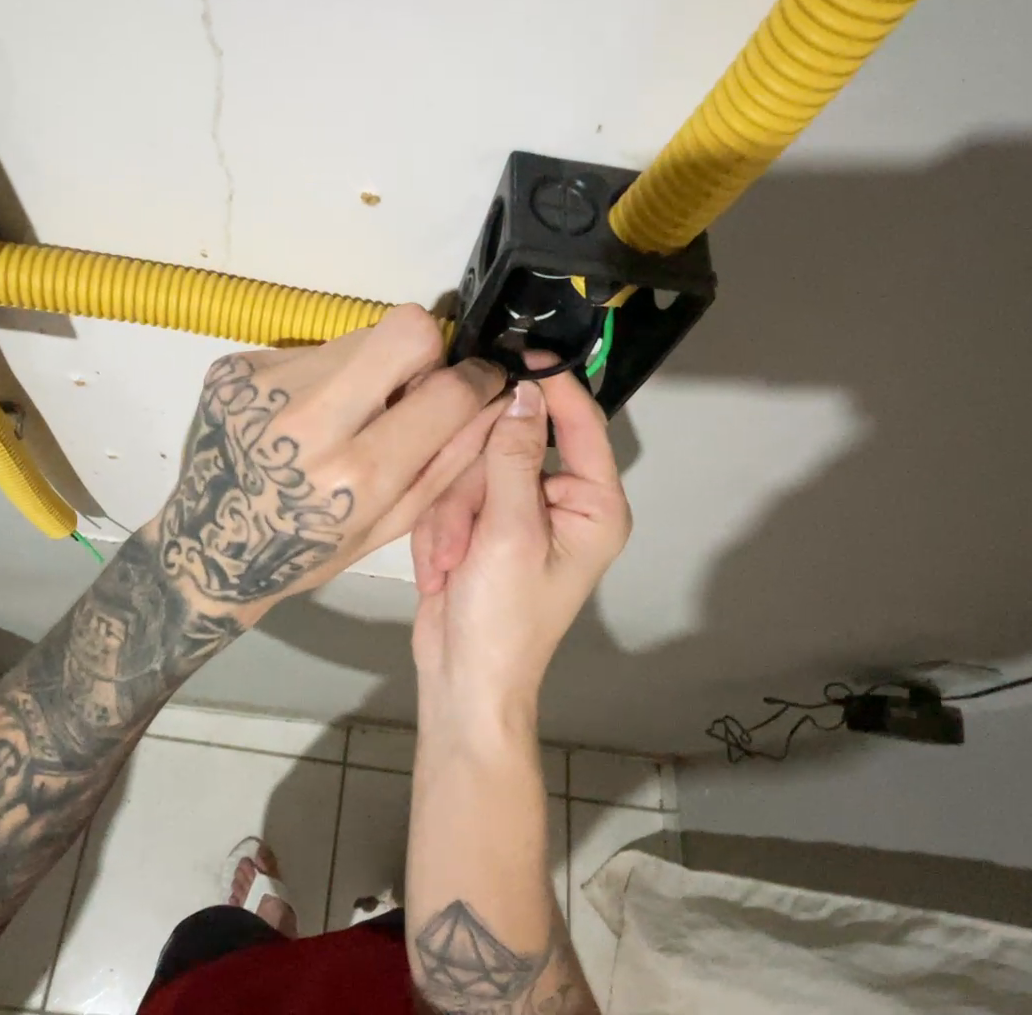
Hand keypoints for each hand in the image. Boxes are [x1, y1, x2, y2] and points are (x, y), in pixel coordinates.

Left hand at [152, 305, 506, 623]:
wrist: (203, 550)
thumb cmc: (303, 554)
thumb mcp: (388, 527)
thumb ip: (450, 460)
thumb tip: (496, 399)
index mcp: (355, 476)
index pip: (447, 392)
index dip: (477, 380)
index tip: (477, 380)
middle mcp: (308, 421)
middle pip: (407, 328)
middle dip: (425, 351)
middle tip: (408, 387)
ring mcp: (265, 387)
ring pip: (357, 335)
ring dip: (368, 368)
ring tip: (345, 413)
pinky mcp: (234, 368)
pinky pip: (310, 351)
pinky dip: (321, 378)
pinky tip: (300, 418)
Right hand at [410, 363, 630, 707]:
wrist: (461, 680)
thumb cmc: (502, 616)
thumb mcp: (510, 534)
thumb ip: (514, 457)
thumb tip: (523, 393)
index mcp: (592, 505)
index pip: (581, 425)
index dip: (553, 387)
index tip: (519, 351)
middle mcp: (560, 502)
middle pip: (509, 447)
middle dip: (473, 493)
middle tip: (462, 535)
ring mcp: (515, 515)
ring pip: (471, 472)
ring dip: (451, 519)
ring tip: (449, 564)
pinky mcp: (480, 528)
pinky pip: (451, 499)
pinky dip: (439, 532)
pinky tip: (441, 569)